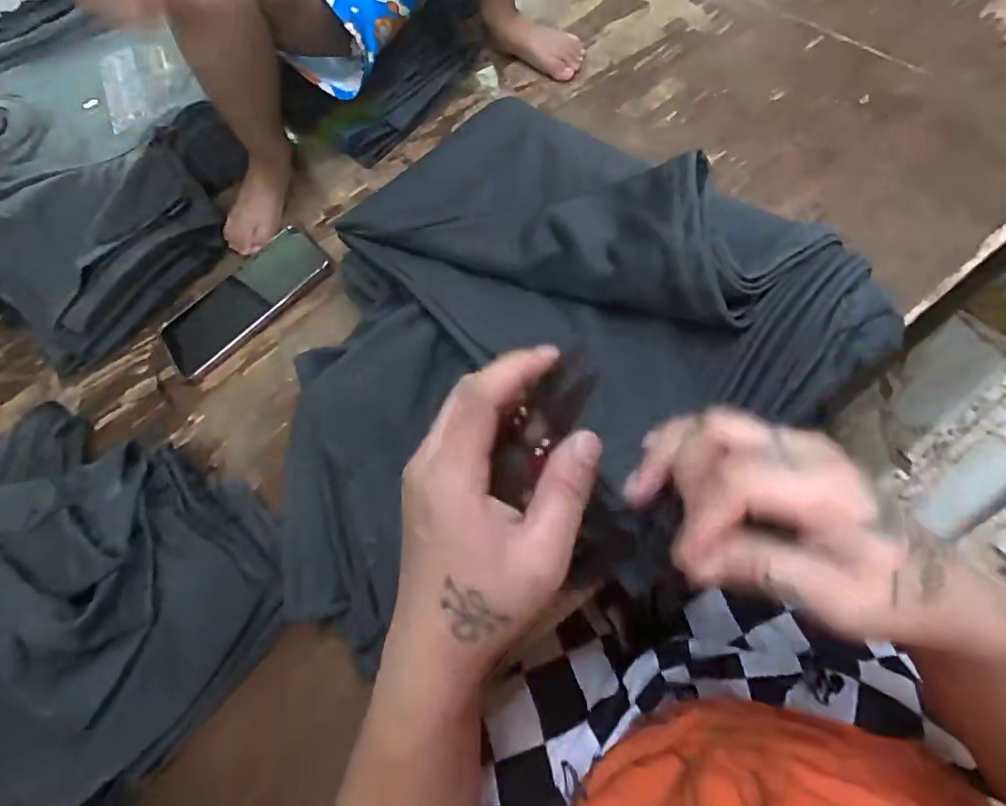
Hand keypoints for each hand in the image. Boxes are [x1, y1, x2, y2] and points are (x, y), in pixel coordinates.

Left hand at [392, 347, 602, 684]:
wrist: (432, 649)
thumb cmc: (488, 605)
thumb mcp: (542, 555)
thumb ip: (565, 491)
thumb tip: (586, 436)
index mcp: (449, 471)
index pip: (477, 395)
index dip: (515, 368)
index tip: (554, 356)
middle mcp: (425, 461)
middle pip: (462, 396)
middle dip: (508, 377)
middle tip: (553, 378)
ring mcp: (419, 473)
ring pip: (455, 414)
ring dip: (496, 400)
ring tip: (543, 408)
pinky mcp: (422, 486)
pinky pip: (453, 435)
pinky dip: (485, 423)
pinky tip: (516, 440)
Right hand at [627, 409, 1005, 654]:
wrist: (937, 579)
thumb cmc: (892, 596)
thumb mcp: (838, 602)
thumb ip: (763, 569)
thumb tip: (692, 560)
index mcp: (827, 488)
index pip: (740, 482)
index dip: (701, 517)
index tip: (684, 560)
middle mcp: (806, 450)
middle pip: (718, 434)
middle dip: (676, 471)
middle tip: (650, 510)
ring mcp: (795, 441)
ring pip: (715, 422)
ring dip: (671, 446)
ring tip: (642, 481)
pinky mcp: (784, 444)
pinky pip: (723, 427)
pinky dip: (685, 439)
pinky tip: (660, 455)